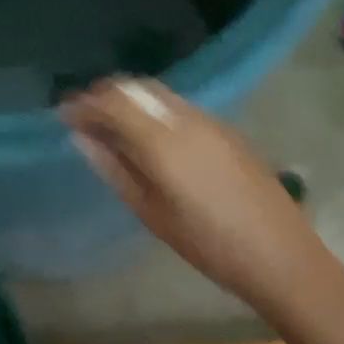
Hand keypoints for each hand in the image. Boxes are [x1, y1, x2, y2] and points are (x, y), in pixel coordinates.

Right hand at [62, 77, 318, 300]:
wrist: (281, 255)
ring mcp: (211, 121)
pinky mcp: (227, 130)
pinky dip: (154, 110)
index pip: (112, 101)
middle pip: (136, 87)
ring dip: (130, 101)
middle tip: (83, 118)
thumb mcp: (151, 213)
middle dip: (105, 95)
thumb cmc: (208, 244)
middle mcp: (186, 118)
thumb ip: (114, 169)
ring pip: (159, 94)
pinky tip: (150, 139)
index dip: (84, 104)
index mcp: (162, 140)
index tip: (63, 115)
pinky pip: (179, 107)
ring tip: (112, 128)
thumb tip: (83, 138)